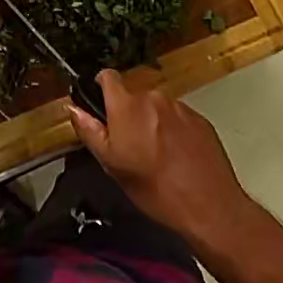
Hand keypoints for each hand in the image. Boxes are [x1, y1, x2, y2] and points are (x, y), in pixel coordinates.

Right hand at [68, 69, 252, 238]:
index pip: (108, 77)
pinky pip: (177, 118)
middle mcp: (154, 99)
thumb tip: (74, 110)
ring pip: (156, 108)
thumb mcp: (111, 164)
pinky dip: (172, 132)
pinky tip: (174, 158)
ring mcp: (180, 108)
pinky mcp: (200, 120)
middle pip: (133, 97)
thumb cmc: (159, 190)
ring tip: (155, 157)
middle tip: (128, 147)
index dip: (100, 87)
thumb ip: (89, 131)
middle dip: (127, 116)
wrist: (208, 205)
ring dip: (151, 124)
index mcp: (127, 107)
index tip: (99, 103)